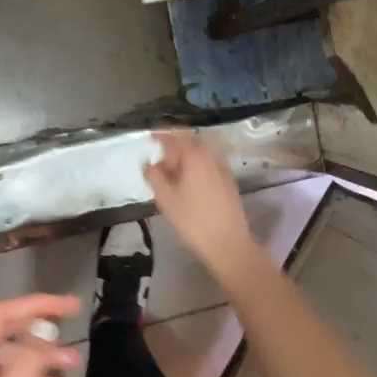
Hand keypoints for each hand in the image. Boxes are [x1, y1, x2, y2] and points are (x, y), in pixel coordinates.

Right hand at [145, 132, 258, 275]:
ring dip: (183, 161)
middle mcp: (211, 156)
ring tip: (169, 178)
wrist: (228, 243)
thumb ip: (154, 175)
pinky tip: (187, 186)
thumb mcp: (166, 198)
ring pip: (198, 156)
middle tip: (157, 166)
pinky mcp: (228, 181)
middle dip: (171, 150)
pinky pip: (207, 167)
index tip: (149, 136)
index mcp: (195, 155)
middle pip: (188, 144)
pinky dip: (194, 169)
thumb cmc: (193, 220)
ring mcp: (222, 168)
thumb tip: (148, 162)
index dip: (160, 134)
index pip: (175, 135)